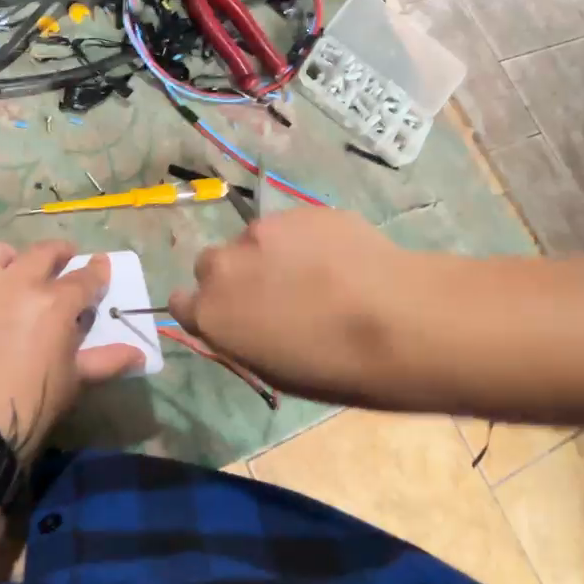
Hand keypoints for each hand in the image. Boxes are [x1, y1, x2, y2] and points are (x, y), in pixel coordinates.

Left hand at [0, 240, 143, 461]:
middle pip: (41, 253)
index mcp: (54, 301)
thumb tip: (139, 354)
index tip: (100, 265)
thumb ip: (107, 359)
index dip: (96, 271)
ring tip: (12, 270)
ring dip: (7, 258)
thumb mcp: (77, 379)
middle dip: (58, 253)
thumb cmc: (37, 400)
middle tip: (63, 259)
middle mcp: (16, 283)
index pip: (84, 278)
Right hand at [168, 208, 445, 404]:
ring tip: (319, 277)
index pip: (181, 302)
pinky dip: (308, 241)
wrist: (402, 322)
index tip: (234, 318)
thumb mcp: (275, 371)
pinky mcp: (299, 212)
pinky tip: (343, 261)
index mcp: (210, 313)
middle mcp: (222, 266)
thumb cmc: (338, 368)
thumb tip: (240, 325)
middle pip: (212, 266)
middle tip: (278, 297)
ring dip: (272, 257)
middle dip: (236, 279)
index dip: (207, 308)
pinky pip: (293, 227)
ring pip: (254, 243)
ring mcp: (260, 232)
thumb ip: (240, 339)